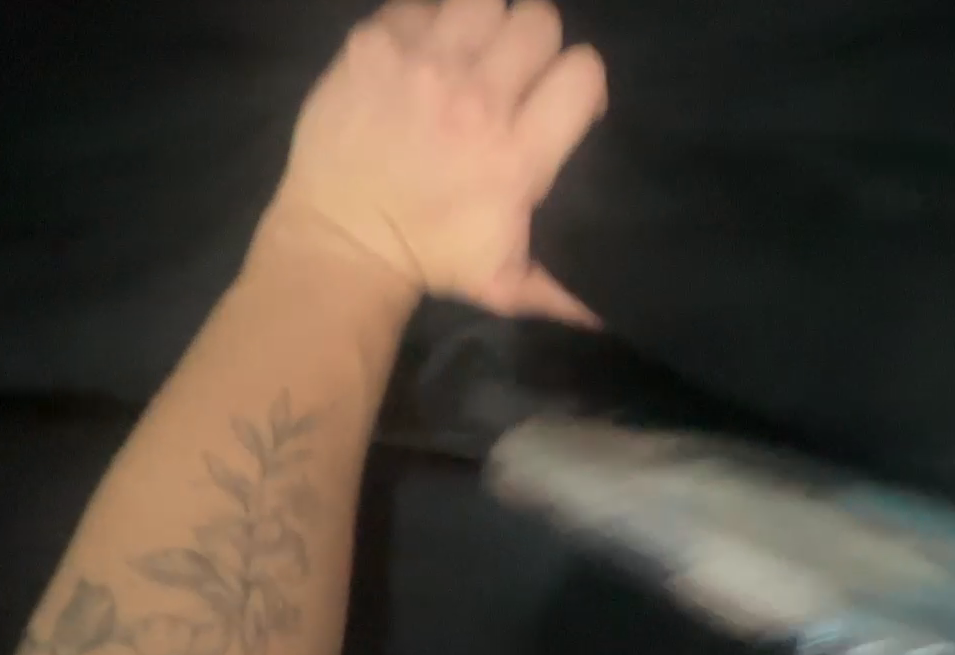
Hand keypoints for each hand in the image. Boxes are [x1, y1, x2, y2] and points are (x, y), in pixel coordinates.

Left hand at [264, 0, 604, 322]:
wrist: (346, 241)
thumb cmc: (436, 264)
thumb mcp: (508, 287)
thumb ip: (564, 296)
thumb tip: (608, 321)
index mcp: (519, 155)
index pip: (584, 72)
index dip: (581, 84)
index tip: (564, 105)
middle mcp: (478, 97)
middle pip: (539, 21)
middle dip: (537, 47)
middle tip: (516, 79)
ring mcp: (423, 63)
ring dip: (486, 25)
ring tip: (472, 58)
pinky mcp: (374, 44)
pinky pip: (420, 4)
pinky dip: (427, 25)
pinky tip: (422, 59)